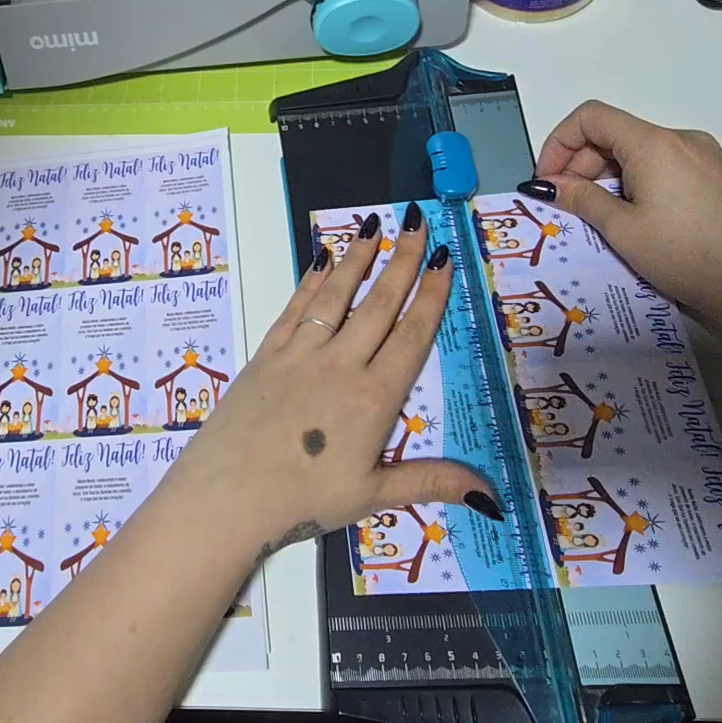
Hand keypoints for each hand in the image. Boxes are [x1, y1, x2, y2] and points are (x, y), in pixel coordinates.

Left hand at [159, 204, 500, 560]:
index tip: (443, 259)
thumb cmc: (304, 499)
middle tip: (416, 223)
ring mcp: (300, 353)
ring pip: (336, 296)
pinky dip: (311, 282)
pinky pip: (295, 308)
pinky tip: (321, 260)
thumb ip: (432, 482)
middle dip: (401, 262)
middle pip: (378, 304)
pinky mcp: (267, 353)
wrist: (228, 493)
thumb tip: (493, 498)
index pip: (412, 335)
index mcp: (374, 397)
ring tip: (373, 227)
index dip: (431, 295)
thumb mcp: (374, 496)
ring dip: (357, 259)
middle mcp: (341, 364)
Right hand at [526, 100, 721, 403]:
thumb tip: (548, 184)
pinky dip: (636, 187)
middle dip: (579, 165)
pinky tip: (636, 225)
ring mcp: (707, 160)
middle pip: (614, 135)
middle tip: (565, 207)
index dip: (557, 143)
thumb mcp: (624, 231)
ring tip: (598, 222)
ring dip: (607, 179)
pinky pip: (665, 172)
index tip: (546, 181)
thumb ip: (582, 200)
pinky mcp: (721, 182)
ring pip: (639, 156)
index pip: (590, 117)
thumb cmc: (690, 256)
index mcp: (654, 144)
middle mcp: (682, 141)